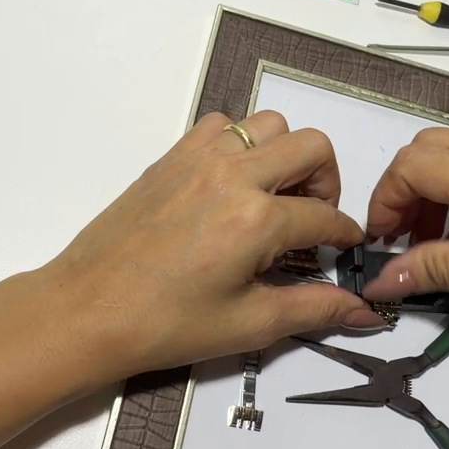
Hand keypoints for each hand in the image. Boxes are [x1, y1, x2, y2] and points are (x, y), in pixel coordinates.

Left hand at [32, 111, 386, 385]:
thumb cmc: (164, 324)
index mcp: (256, 219)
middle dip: (328, 181)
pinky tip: (232, 183)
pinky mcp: (172, 156)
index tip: (346, 246)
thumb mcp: (248, 324)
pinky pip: (222, 125)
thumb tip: (360, 310)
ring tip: (274, 196)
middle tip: (313, 218)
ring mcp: (200, 158)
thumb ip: (313, 309)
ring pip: (269, 124)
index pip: (325, 216)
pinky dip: (241, 142)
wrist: (88, 309)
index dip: (345, 234)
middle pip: (311, 148)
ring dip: (286, 154)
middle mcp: (233, 175)